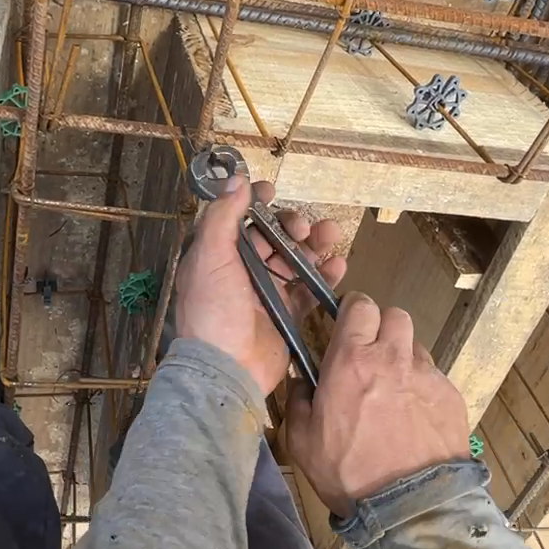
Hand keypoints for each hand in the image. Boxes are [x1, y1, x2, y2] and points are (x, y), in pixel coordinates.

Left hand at [174, 177, 345, 395]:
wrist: (227, 367)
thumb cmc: (213, 309)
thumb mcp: (210, 257)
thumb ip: (223, 217)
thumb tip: (236, 180)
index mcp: (219, 255)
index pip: (239, 220)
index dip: (255, 203)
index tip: (272, 191)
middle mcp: (242, 271)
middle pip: (274, 238)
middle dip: (292, 225)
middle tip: (304, 227)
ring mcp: (267, 293)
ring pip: (296, 260)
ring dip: (315, 245)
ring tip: (332, 236)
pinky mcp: (288, 313)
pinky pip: (309, 289)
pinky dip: (325, 276)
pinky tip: (338, 266)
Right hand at [285, 294, 471, 516]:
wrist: (409, 508)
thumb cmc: (348, 473)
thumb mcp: (302, 441)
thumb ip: (298, 401)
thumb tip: (302, 382)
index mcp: (351, 360)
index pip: (360, 306)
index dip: (354, 310)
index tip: (348, 325)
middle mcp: (392, 358)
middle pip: (395, 315)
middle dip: (382, 328)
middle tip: (372, 354)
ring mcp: (426, 376)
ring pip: (417, 346)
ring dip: (404, 358)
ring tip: (395, 389)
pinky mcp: (451, 398)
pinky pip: (435, 377)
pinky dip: (423, 388)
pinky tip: (415, 417)